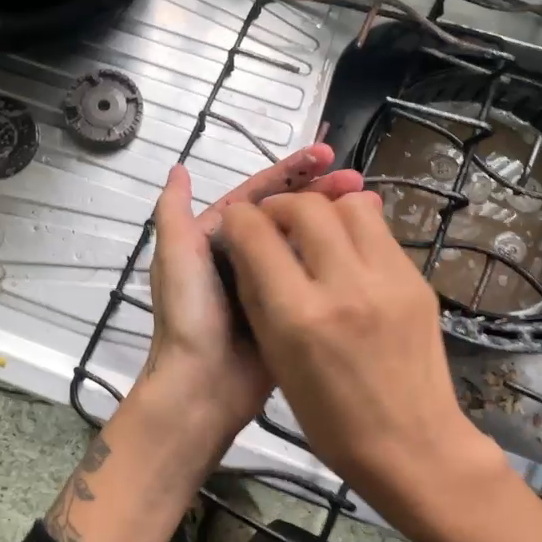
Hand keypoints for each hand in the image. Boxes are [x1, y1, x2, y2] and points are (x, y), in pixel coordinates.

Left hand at [137, 144, 364, 439]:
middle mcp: (241, 257)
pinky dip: (333, 261)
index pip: (256, 195)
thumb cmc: (189, 315)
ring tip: (368, 206)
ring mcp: (267, 285)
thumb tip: (177, 170)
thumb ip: (174, 213)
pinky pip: (311, 278)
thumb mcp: (175, 257)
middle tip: (358, 180)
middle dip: (318, 193)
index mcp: (214, 240)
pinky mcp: (287, 312)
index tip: (327, 155)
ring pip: (302, 243)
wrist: (201, 386)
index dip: (290, 172)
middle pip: (285, 215)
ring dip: (330, 223)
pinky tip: (361, 249)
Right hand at [216, 190, 501, 509]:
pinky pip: (379, 231)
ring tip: (312, 232)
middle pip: (305, 207)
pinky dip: (353, 230)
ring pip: (350, 206)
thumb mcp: (275, 355)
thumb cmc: (328, 416)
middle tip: (273, 224)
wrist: (413, 447)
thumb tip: (244, 244)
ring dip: (323, 210)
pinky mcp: (418, 281)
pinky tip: (345, 255)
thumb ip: (256, 292)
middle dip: (279, 207)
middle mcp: (345, 287)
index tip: (237, 224)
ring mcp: (389, 281)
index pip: (256, 233)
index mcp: (299, 315)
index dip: (239, 220)